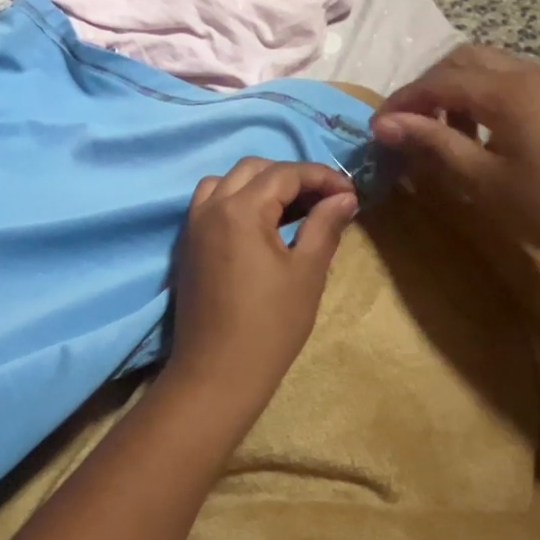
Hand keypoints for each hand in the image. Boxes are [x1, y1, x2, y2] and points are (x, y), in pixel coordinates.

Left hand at [165, 158, 357, 413]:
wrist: (217, 370)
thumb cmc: (270, 324)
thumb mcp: (306, 273)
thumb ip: (325, 226)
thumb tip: (344, 197)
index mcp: (239, 208)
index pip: (284, 174)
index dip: (321, 177)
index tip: (351, 193)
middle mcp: (210, 206)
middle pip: (252, 169)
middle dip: (291, 176)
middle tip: (326, 199)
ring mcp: (193, 224)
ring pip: (226, 182)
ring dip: (260, 185)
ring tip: (294, 209)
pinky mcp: (188, 243)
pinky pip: (211, 203)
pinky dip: (237, 200)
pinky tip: (263, 225)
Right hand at [370, 45, 539, 297]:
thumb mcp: (485, 181)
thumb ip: (434, 143)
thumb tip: (383, 123)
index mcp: (509, 91)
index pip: (438, 81)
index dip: (402, 101)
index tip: (375, 128)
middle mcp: (534, 75)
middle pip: (465, 59)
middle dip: (429, 86)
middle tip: (409, 124)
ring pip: (494, 67)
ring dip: (459, 89)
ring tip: (445, 132)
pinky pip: (519, 82)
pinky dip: (489, 97)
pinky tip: (488, 137)